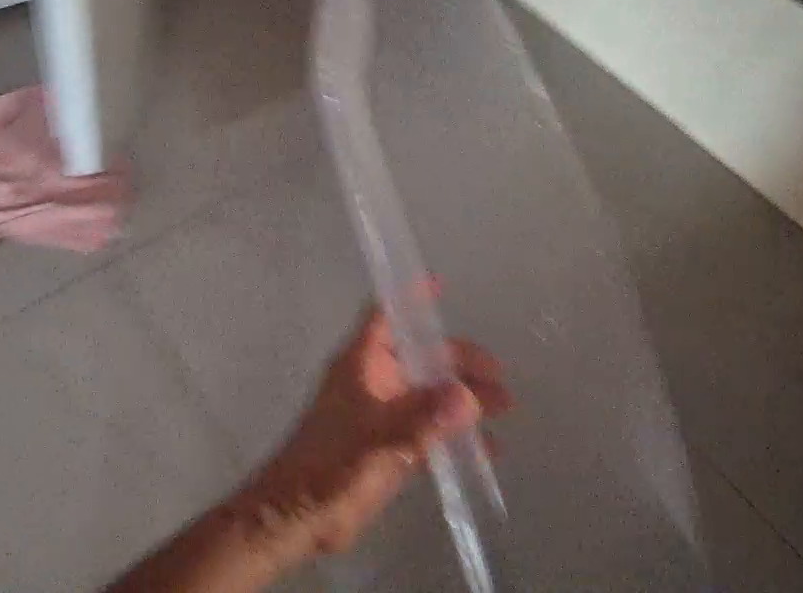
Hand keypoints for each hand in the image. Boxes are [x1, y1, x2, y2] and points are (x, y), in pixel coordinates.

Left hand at [230, 301, 514, 566]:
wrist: (296, 518)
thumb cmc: (329, 465)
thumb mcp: (378, 438)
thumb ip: (423, 418)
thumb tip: (469, 396)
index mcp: (361, 362)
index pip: (387, 315)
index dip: (411, 297)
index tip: (441, 284)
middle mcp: (374, 380)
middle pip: (421, 357)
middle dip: (459, 362)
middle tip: (498, 376)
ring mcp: (383, 415)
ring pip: (430, 394)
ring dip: (464, 399)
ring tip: (505, 409)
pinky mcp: (390, 447)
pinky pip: (430, 431)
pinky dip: (456, 435)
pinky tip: (488, 451)